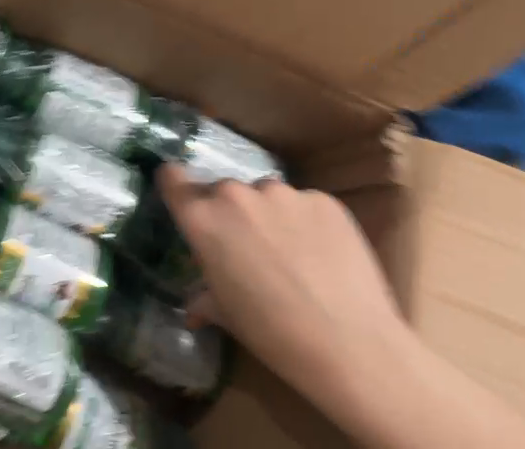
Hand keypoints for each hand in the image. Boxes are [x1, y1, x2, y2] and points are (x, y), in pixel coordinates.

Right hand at [159, 166, 412, 391]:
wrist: (351, 346)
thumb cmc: (272, 333)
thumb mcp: (226, 315)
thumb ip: (204, 296)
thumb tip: (194, 308)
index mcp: (202, 218)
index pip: (172, 178)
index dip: (177, 188)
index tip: (186, 202)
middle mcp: (236, 195)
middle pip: (224, 191)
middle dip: (231, 214)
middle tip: (249, 248)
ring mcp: (283, 193)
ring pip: (266, 196)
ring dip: (271, 216)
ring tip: (293, 255)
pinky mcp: (324, 200)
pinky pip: (305, 205)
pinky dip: (307, 223)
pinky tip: (323, 257)